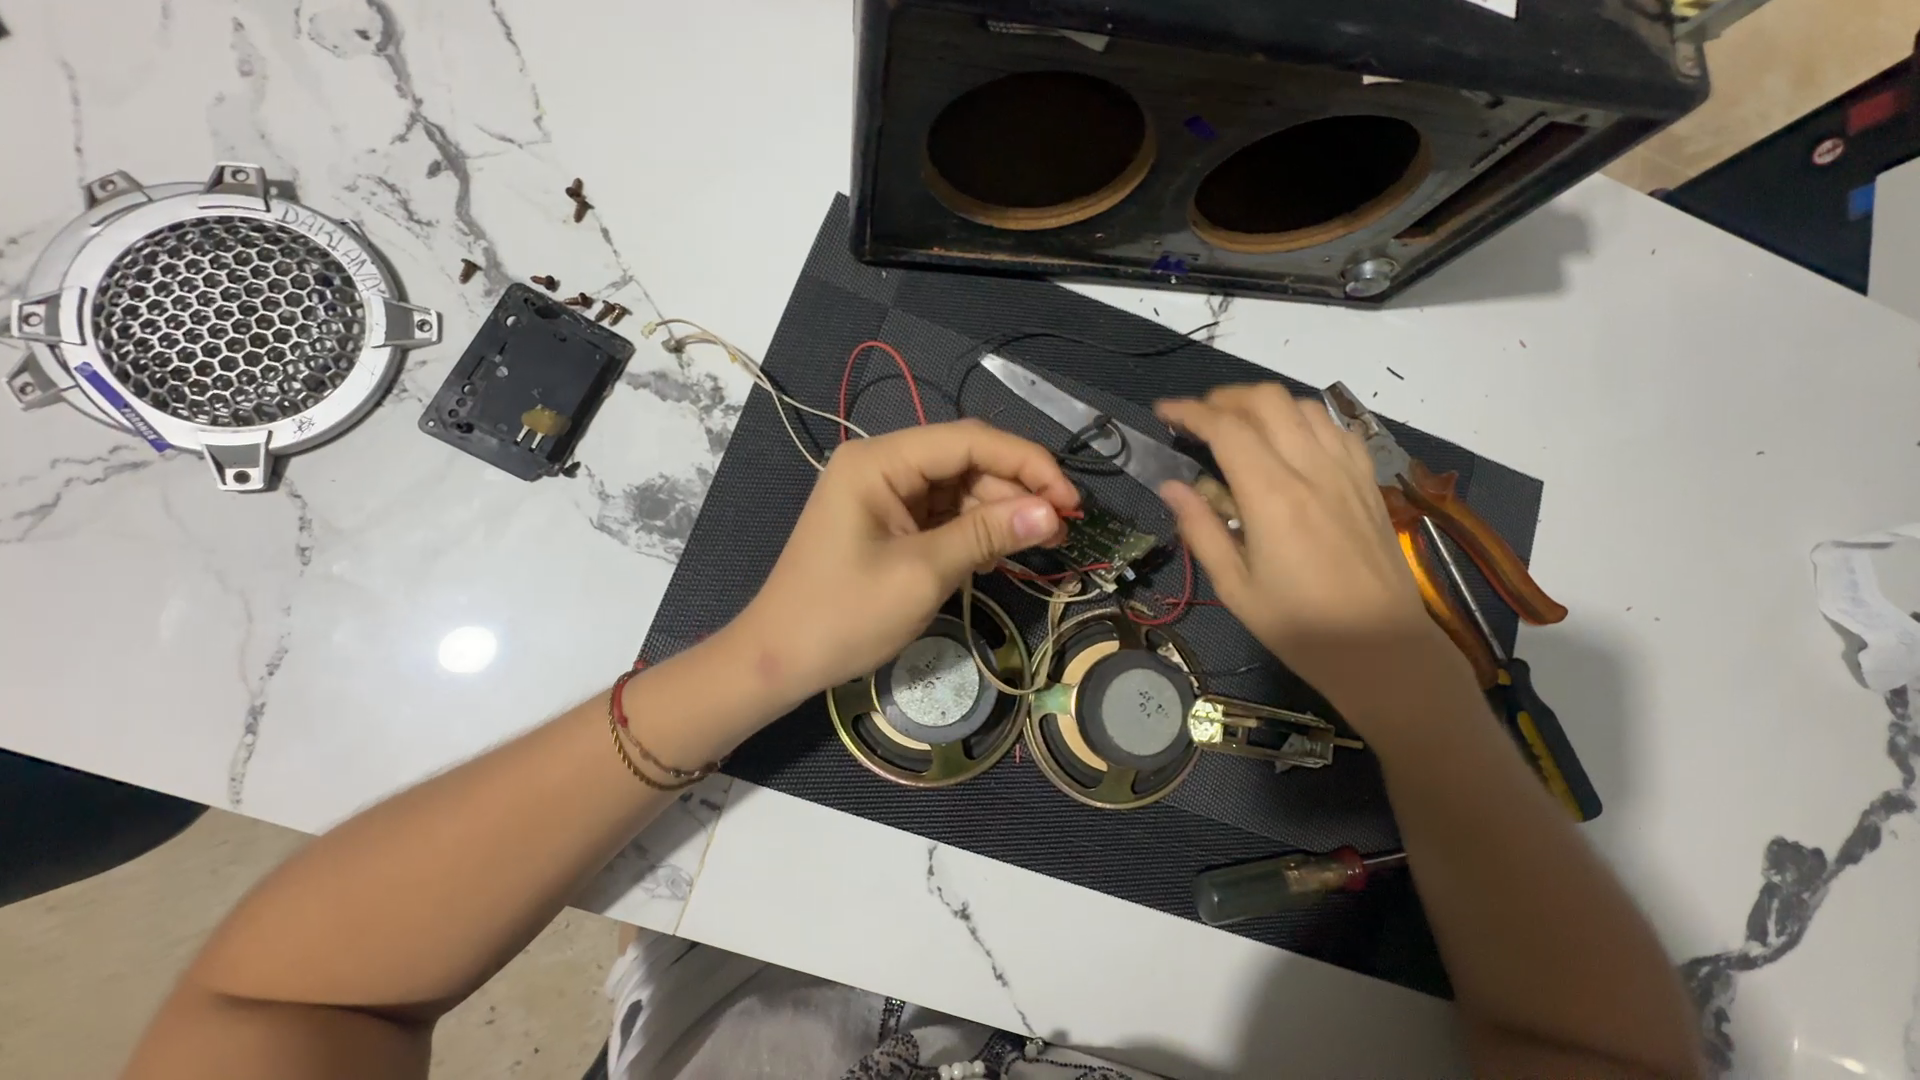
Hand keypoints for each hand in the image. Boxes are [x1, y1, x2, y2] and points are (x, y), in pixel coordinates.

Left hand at [727, 419, 1078, 702]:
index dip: (1027, 463)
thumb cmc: (844, 615)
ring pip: (961, 490)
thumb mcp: (922, 573)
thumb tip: (1052, 512)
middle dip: (1017, 492)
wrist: (781, 659)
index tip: (1070, 499)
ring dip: (1002, 513)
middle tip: (1062, 530)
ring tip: (1044, 543)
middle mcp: (883, 466)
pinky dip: (976, 532)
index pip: (969, 440)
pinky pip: (945, 515)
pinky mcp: (891, 524)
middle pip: (967, 462)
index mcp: (880, 461)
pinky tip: (1004, 552)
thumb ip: (987, 534)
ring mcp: (886, 495)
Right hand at [1155, 385, 1472, 718]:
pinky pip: (1336, 427)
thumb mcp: (1236, 588)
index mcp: (1272, 498)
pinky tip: (1290, 441)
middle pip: (1267, 400)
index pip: (1226, 429)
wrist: (1381, 648)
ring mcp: (1346, 472)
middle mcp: (1312, 470)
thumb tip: (1171, 486)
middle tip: (1198, 419)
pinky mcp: (1368, 481)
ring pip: (1304, 405)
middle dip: (1225, 398)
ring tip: (1240, 426)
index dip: (1190, 411)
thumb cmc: (1300, 628)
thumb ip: (1202, 529)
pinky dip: (1305, 419)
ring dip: (1265, 404)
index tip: (1163, 411)